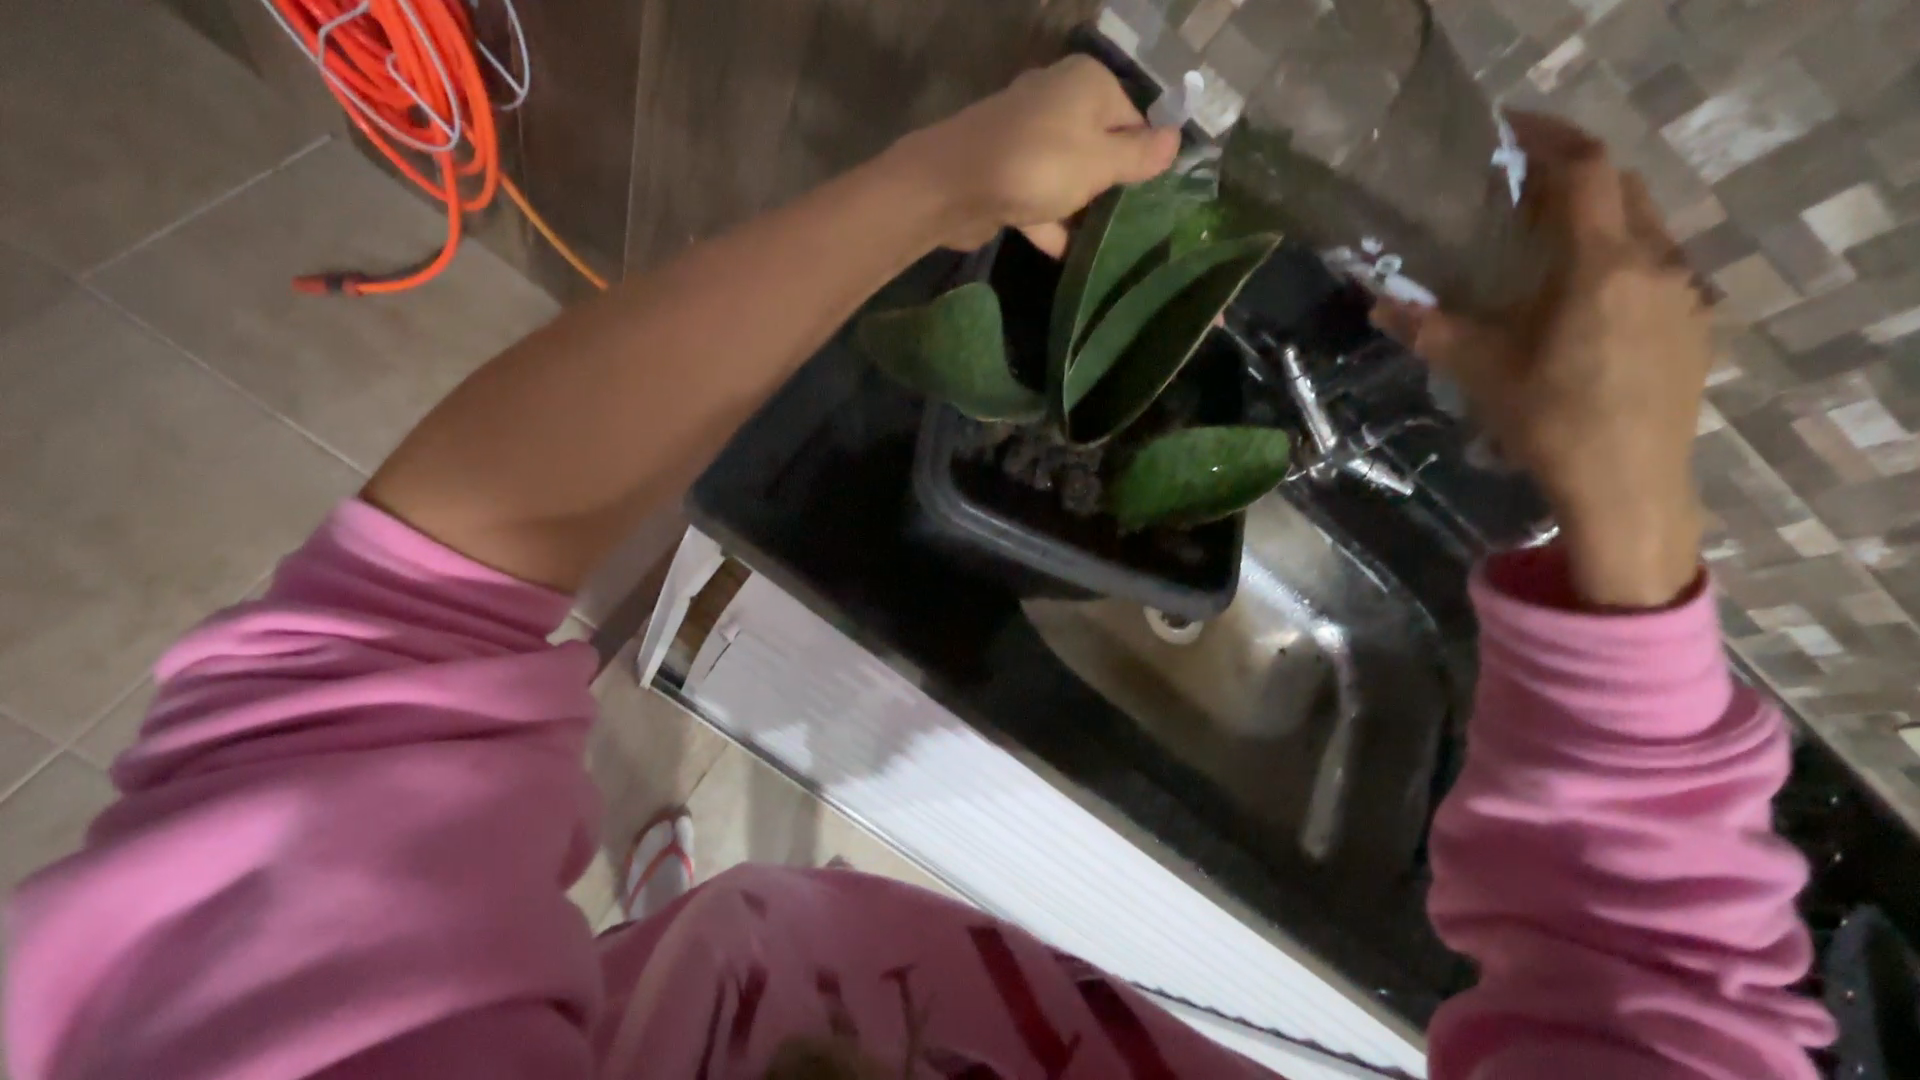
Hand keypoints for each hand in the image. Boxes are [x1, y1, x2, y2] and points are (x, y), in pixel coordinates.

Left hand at [888, 55, 1181, 252]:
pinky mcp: (1003, 173)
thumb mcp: (1100, 162)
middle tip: (1134, 224)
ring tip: (1107, 245)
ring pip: (1067, 175)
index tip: (1151, 194)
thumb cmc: (1038, 166)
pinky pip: (1037, 199)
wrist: (951, 187)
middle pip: (1098, 146)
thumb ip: (1140, 156)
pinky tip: (1068, 255)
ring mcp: (1024, 138)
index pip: (1133, 118)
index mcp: (1086, 84)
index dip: (1144, 156)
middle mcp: (1055, 101)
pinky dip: (1050, 223)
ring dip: (1081, 209)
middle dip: (1111, 185)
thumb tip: (1176, 141)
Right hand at [1373, 114, 1712, 608]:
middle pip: (1622, 188)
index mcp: (1602, 265)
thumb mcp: (1480, 372)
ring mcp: (1685, 292)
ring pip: (1644, 226)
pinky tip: (1584, 294)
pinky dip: (1620, 255)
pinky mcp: (1694, 322)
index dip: (1550, 140)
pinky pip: (1658, 264)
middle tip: (1520, 186)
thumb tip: (1379, 302)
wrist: (1626, 486)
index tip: (1509, 135)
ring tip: (1547, 239)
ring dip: (1598, 217)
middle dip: (1573, 175)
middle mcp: (1656, 263)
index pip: (1586, 171)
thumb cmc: (1548, 422)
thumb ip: (1430, 328)